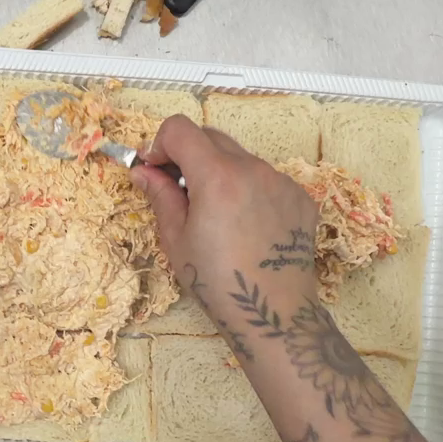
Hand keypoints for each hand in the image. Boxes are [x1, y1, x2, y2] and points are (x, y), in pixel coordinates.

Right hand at [130, 116, 321, 313]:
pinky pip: (265, 178)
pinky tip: (244, 225)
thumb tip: (142, 171)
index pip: (180, 129)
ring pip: (240, 157)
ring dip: (218, 171)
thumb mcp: (176, 239)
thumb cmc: (215, 281)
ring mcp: (282, 181)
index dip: (159, 144)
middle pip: (210, 136)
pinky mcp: (300, 197)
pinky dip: (246, 189)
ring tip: (214, 214)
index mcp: (218, 177)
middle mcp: (253, 168)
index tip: (154, 170)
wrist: (273, 312)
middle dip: (187, 154)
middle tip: (177, 190)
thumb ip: (160, 196)